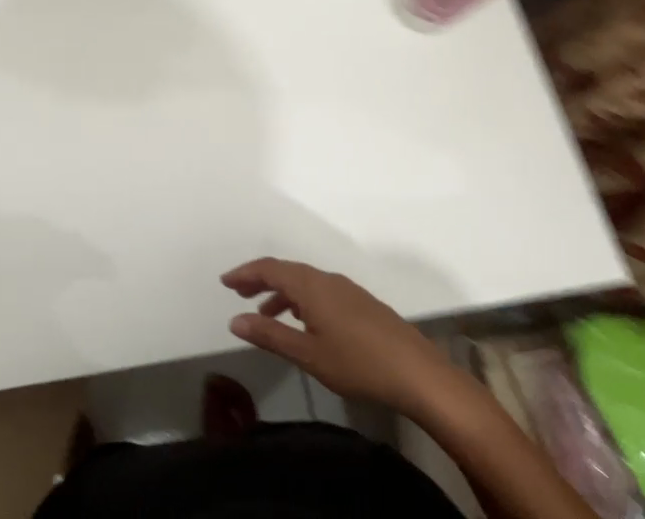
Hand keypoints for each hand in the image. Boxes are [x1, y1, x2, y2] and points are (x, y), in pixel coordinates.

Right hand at [220, 257, 465, 418]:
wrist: (419, 375)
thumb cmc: (358, 364)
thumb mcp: (308, 354)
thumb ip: (270, 335)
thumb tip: (235, 320)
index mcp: (312, 287)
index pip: (270, 269)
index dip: (245, 273)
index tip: (225, 282)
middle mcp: (329, 280)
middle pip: (288, 271)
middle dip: (261, 280)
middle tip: (239, 293)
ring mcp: (350, 291)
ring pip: (307, 282)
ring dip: (282, 292)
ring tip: (267, 314)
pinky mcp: (364, 305)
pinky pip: (322, 292)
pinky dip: (302, 300)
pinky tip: (305, 324)